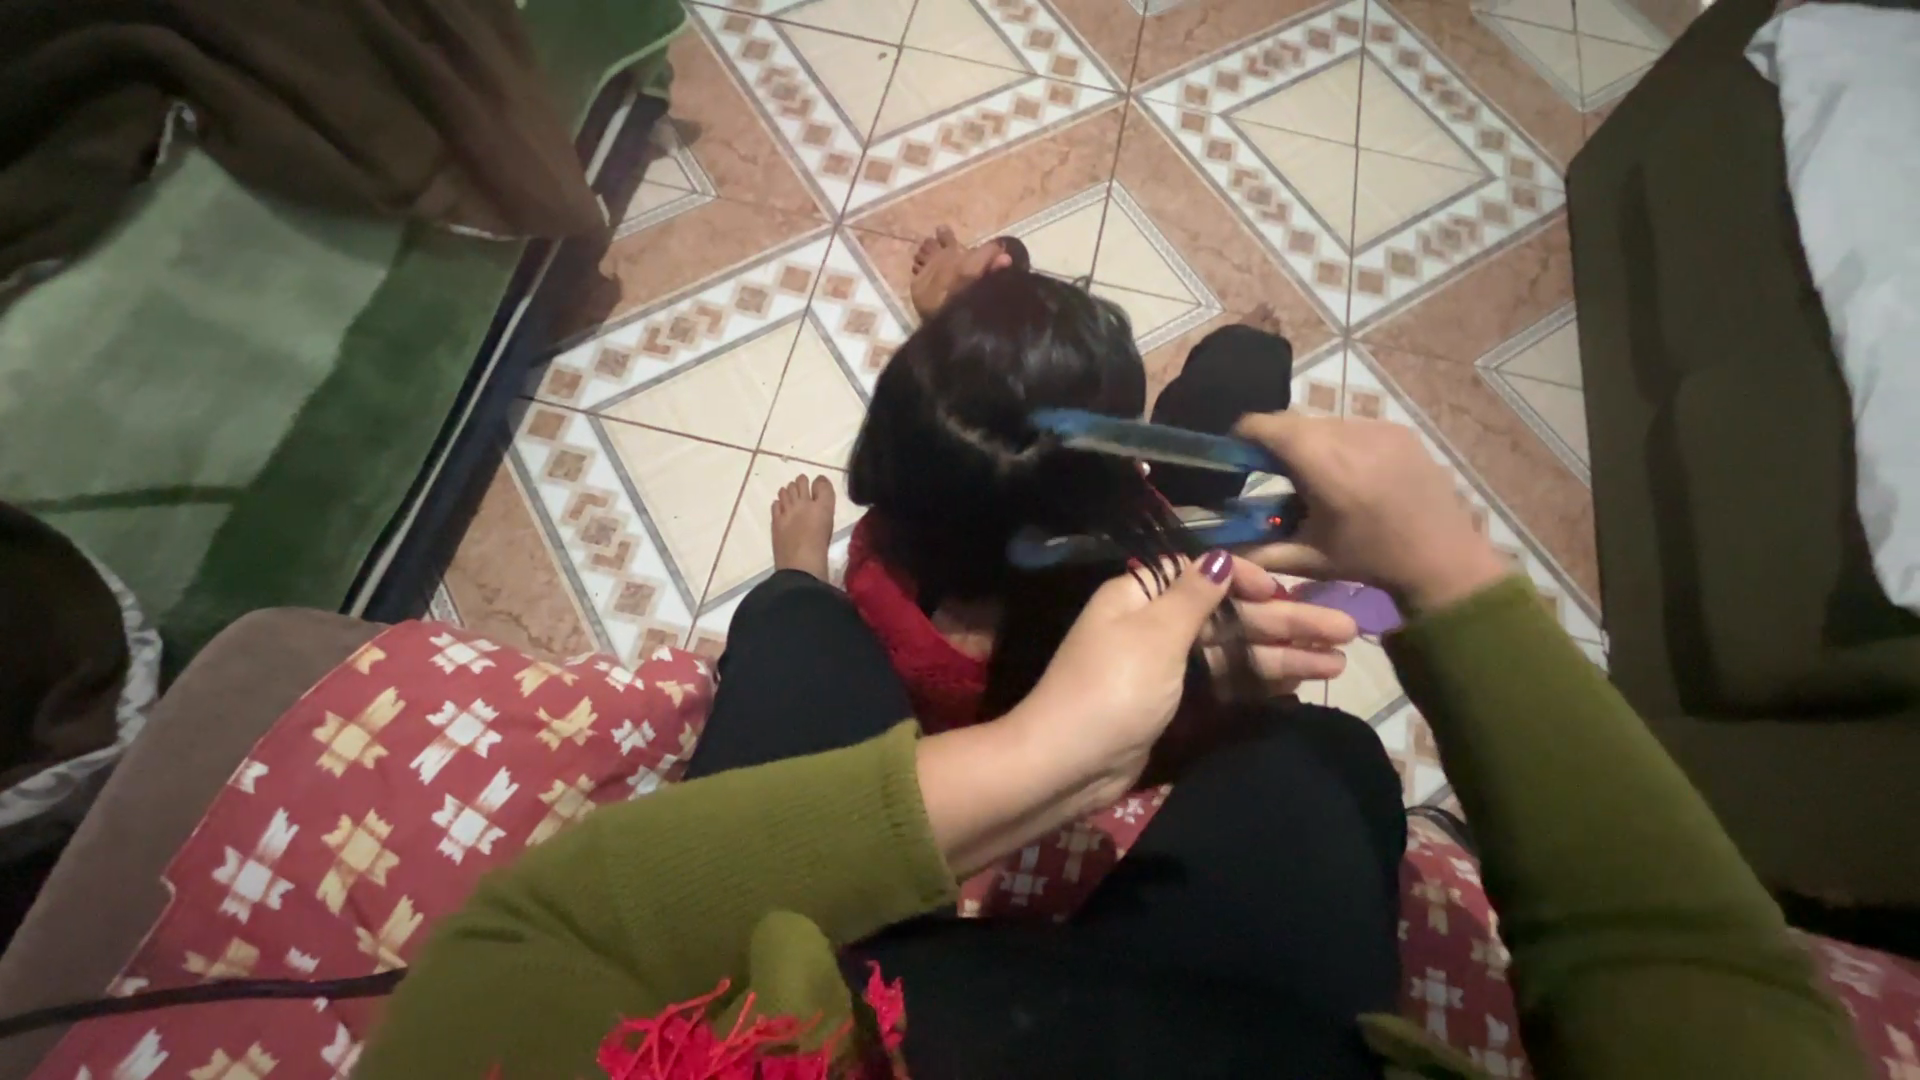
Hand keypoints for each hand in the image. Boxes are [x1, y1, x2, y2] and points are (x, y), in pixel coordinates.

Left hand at [919, 550, 1357, 876]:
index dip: (1247, 579)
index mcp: (1138, 595)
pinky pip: (1221, 683)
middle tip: (1347, 631)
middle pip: (1226, 615)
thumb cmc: (1112, 688)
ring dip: (1280, 654)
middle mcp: (1152, 624)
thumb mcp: (1154, 634)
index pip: (1201, 574)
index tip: (1288, 592)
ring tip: (1338, 663)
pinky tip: (1298, 684)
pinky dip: (1256, 682)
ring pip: (1230, 652)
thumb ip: (1192, 595)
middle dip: (1283, 622)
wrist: (1069, 762)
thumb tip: (1220, 556)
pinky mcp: (1171, 702)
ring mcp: (1163, 666)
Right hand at [1234, 412, 1510, 612]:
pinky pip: (1351, 426)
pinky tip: (1346, 475)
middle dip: (1274, 443)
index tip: (1234, 457)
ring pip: (1322, 423)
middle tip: (1269, 475)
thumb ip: (1255, 550)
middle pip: (1293, 422)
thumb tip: (1213, 550)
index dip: (1242, 436)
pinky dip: (1337, 444)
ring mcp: (1379, 429)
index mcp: (1325, 466)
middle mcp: (1351, 436)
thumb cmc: (1370, 562)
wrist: (1445, 561)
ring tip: (1311, 478)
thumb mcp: (1307, 559)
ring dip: (1307, 442)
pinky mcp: (1399, 430)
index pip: (1266, 426)